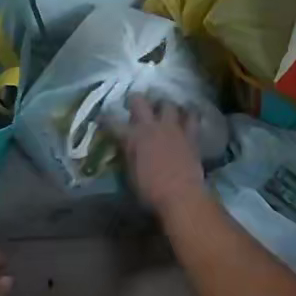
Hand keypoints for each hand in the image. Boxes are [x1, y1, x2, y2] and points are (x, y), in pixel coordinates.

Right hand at [115, 94, 209, 215]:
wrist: (180, 195)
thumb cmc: (150, 191)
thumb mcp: (130, 175)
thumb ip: (129, 156)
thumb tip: (128, 149)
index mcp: (132, 138)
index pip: (113, 123)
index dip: (106, 118)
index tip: (103, 117)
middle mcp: (151, 126)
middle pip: (140, 101)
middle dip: (135, 100)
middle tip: (135, 104)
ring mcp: (172, 128)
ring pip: (168, 104)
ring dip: (164, 105)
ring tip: (163, 109)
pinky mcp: (191, 134)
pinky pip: (193, 117)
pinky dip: (190, 114)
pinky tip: (189, 114)